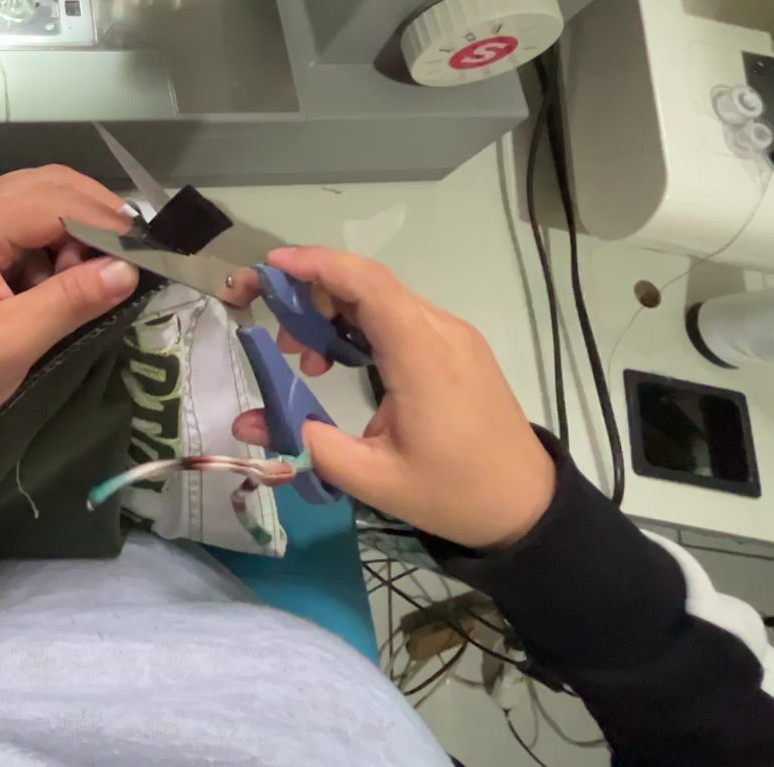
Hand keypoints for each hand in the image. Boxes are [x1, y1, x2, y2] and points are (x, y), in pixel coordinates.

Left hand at [0, 166, 140, 417]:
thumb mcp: (12, 341)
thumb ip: (71, 301)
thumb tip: (129, 270)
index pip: (52, 200)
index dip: (103, 220)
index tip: (144, 250)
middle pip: (47, 185)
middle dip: (94, 213)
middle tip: (130, 253)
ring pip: (39, 199)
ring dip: (76, 226)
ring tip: (95, 271)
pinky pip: (25, 224)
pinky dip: (56, 241)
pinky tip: (66, 276)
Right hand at [231, 247, 555, 548]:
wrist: (530, 508)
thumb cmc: (455, 494)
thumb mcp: (374, 480)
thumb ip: (307, 444)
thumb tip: (243, 422)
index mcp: (424, 358)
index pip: (369, 285)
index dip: (317, 265)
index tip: (269, 267)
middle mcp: (439, 331)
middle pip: (366, 282)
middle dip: (306, 287)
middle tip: (262, 315)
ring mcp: (449, 334)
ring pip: (377, 295)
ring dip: (328, 308)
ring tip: (300, 355)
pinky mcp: (450, 344)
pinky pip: (392, 313)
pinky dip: (352, 322)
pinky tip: (334, 358)